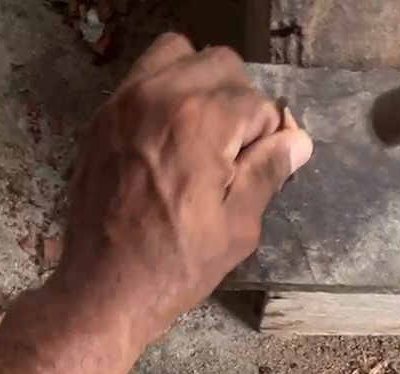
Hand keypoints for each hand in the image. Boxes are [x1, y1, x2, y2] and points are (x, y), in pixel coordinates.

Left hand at [51, 35, 312, 350]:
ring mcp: (125, 102)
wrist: (104, 288)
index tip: (256, 173)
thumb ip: (267, 174)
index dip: (266, 140)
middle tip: (233, 156)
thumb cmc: (174, 267)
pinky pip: (143, 79)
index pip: (257, 103)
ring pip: (179, 57)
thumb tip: (296, 140)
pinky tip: (170, 142)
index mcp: (200, 122)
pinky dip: (166, 96)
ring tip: (202, 139)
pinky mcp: (103, 118)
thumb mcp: (236, 229)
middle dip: (238, 104)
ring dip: (201, 88)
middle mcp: (160, 95)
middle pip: (221, 66)